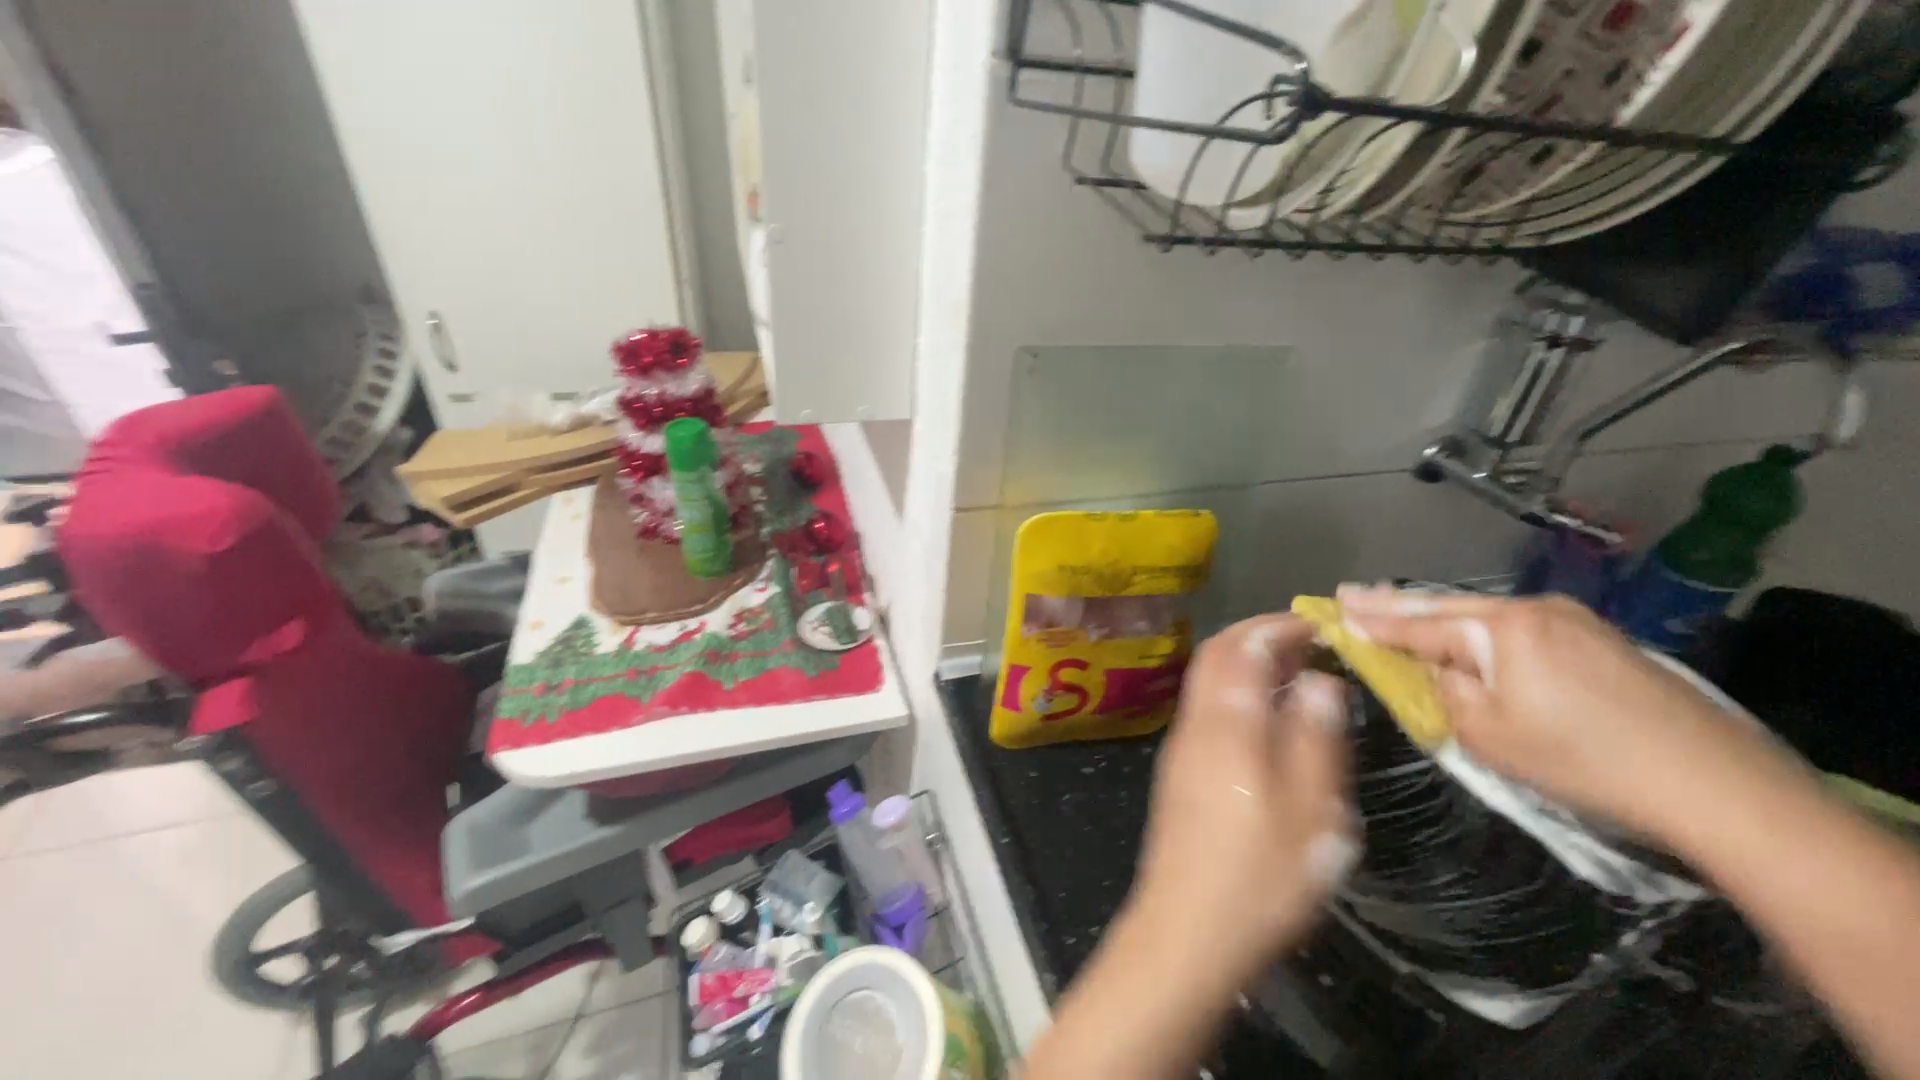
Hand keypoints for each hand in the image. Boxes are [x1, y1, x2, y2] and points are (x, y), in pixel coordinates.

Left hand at [1126, 614, 1355, 984]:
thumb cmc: (1259, 875)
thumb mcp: (1311, 809)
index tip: (1319, 625)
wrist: (1185, 934)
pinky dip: (1239, 699)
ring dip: (1248, 668)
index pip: (1240, 646)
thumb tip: (1318, 680)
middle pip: (1215, 658)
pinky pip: (1208, 714)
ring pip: (1208, 686)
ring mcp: (1180, 752)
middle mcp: (1193, 727)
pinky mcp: (1179, 778)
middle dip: (1260, 638)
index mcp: (1224, 724)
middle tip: (1310, 645)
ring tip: (1299, 680)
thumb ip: (1315, 736)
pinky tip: (1271, 727)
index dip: (1277, 625)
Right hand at [1337, 585, 1791, 840]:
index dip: (1374, 619)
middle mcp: (1536, 609)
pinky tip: (1471, 637)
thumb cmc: (1582, 759)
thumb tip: (1435, 673)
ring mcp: (1576, 621)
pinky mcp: (1602, 641)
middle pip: (1452, 606)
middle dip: (1400, 604)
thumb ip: (1444, 693)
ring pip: (1488, 615)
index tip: (1334, 604)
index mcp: (1503, 627)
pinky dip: (1483, 631)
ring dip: (1443, 617)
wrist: (1709, 780)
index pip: (1420, 623)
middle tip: (1355, 595)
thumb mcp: (1488, 736)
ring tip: (1403, 614)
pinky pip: (1521, 628)